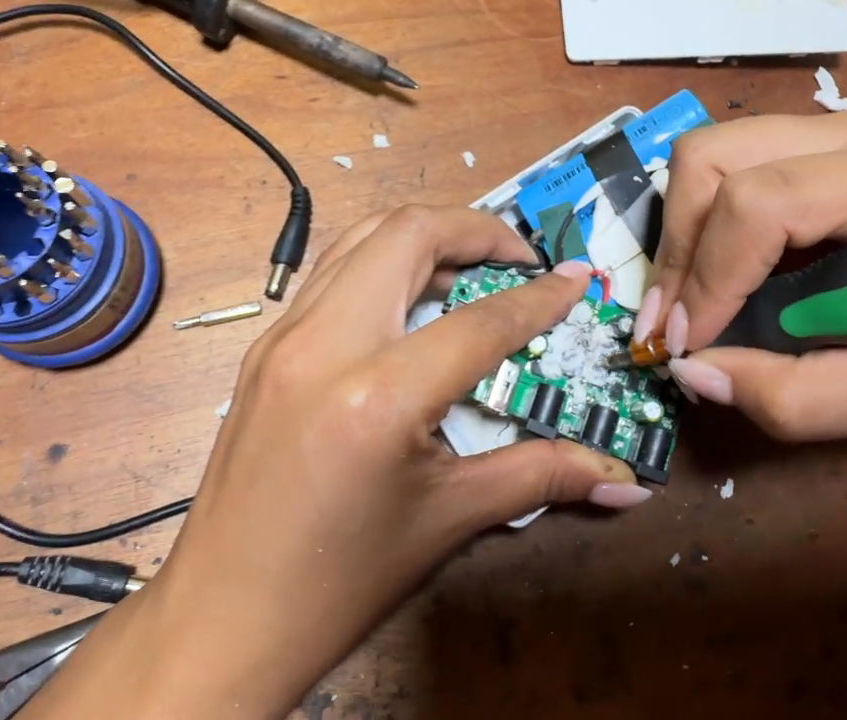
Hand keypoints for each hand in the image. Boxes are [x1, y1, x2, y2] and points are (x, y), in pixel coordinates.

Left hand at [25, 207, 647, 719]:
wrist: (223, 616)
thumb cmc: (339, 581)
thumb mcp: (447, 520)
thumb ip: (539, 476)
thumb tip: (623, 478)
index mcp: (376, 395)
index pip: (477, 321)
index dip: (538, 297)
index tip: (577, 282)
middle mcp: (323, 343)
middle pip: (406, 234)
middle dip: (475, 230)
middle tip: (520, 260)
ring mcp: (282, 337)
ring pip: (359, 239)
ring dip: (422, 238)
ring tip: (470, 270)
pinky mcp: (263, 347)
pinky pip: (330, 274)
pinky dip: (380, 264)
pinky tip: (409, 303)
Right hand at [634, 103, 846, 440]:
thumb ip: (808, 397)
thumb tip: (692, 372)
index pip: (764, 200)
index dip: (709, 275)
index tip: (687, 346)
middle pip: (716, 156)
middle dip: (680, 246)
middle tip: (675, 324)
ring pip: (712, 154)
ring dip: (685, 234)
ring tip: (691, 304)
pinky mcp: (828, 144)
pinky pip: (733, 168)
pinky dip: (706, 225)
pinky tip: (721, 277)